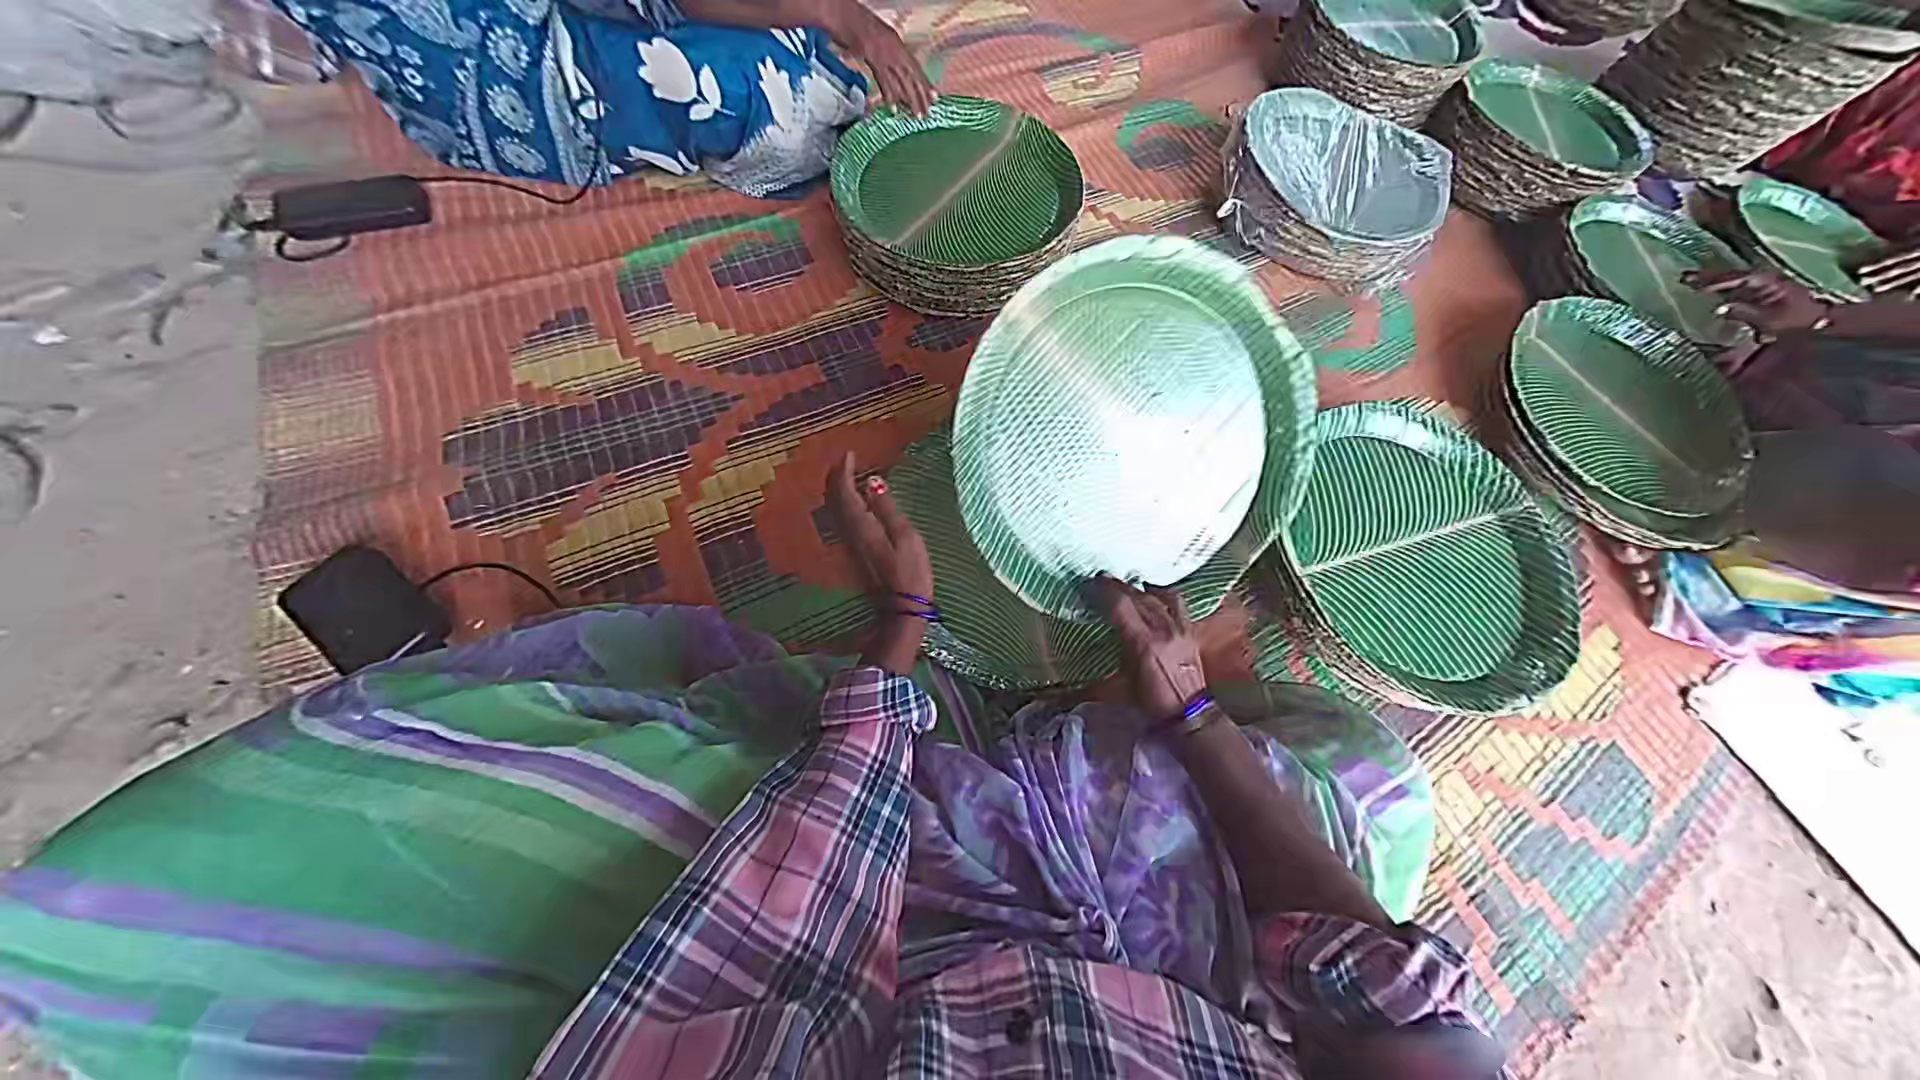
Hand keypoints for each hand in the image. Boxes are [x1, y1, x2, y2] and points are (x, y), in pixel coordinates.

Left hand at [828, 451, 932, 605]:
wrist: (902, 608)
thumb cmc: (910, 572)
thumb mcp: (905, 535)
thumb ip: (887, 507)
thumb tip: (873, 481)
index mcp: (861, 525)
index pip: (845, 491)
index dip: (844, 471)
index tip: (849, 453)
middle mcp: (849, 533)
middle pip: (834, 500)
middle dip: (836, 477)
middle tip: (846, 461)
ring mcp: (851, 545)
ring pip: (836, 510)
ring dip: (839, 490)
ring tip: (849, 476)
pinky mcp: (857, 553)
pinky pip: (843, 520)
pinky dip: (846, 504)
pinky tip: (856, 502)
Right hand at [847, 12, 935, 112]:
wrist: (843, 13)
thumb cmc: (857, 25)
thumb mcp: (878, 39)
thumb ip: (888, 54)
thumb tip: (893, 72)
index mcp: (896, 43)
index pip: (915, 67)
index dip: (925, 83)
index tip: (935, 97)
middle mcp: (894, 48)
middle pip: (912, 76)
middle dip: (921, 95)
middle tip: (927, 112)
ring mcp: (885, 54)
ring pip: (902, 80)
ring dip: (910, 99)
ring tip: (917, 114)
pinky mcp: (874, 58)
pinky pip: (884, 80)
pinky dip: (889, 95)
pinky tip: (893, 108)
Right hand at [1096, 575, 1206, 722]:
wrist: (1187, 712)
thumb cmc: (1149, 701)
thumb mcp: (1120, 682)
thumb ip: (1106, 659)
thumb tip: (1085, 652)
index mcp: (1143, 643)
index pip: (1121, 605)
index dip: (1104, 591)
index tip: (1091, 584)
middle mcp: (1162, 630)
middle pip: (1138, 597)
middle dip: (1117, 586)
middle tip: (1101, 580)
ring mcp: (1178, 628)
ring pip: (1155, 597)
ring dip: (1136, 589)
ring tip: (1123, 586)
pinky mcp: (1188, 630)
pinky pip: (1176, 602)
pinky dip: (1162, 593)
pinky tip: (1152, 592)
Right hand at [1690, 268, 1829, 335]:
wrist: (1817, 320)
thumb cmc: (1794, 319)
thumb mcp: (1768, 318)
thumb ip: (1743, 312)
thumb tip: (1717, 309)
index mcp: (1767, 282)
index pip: (1737, 279)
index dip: (1716, 283)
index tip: (1697, 288)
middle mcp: (1763, 279)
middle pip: (1730, 276)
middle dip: (1706, 276)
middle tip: (1683, 277)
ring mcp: (1761, 284)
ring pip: (1731, 279)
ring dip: (1710, 279)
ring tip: (1688, 279)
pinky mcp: (1759, 290)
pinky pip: (1734, 284)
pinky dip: (1718, 285)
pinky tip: (1706, 287)